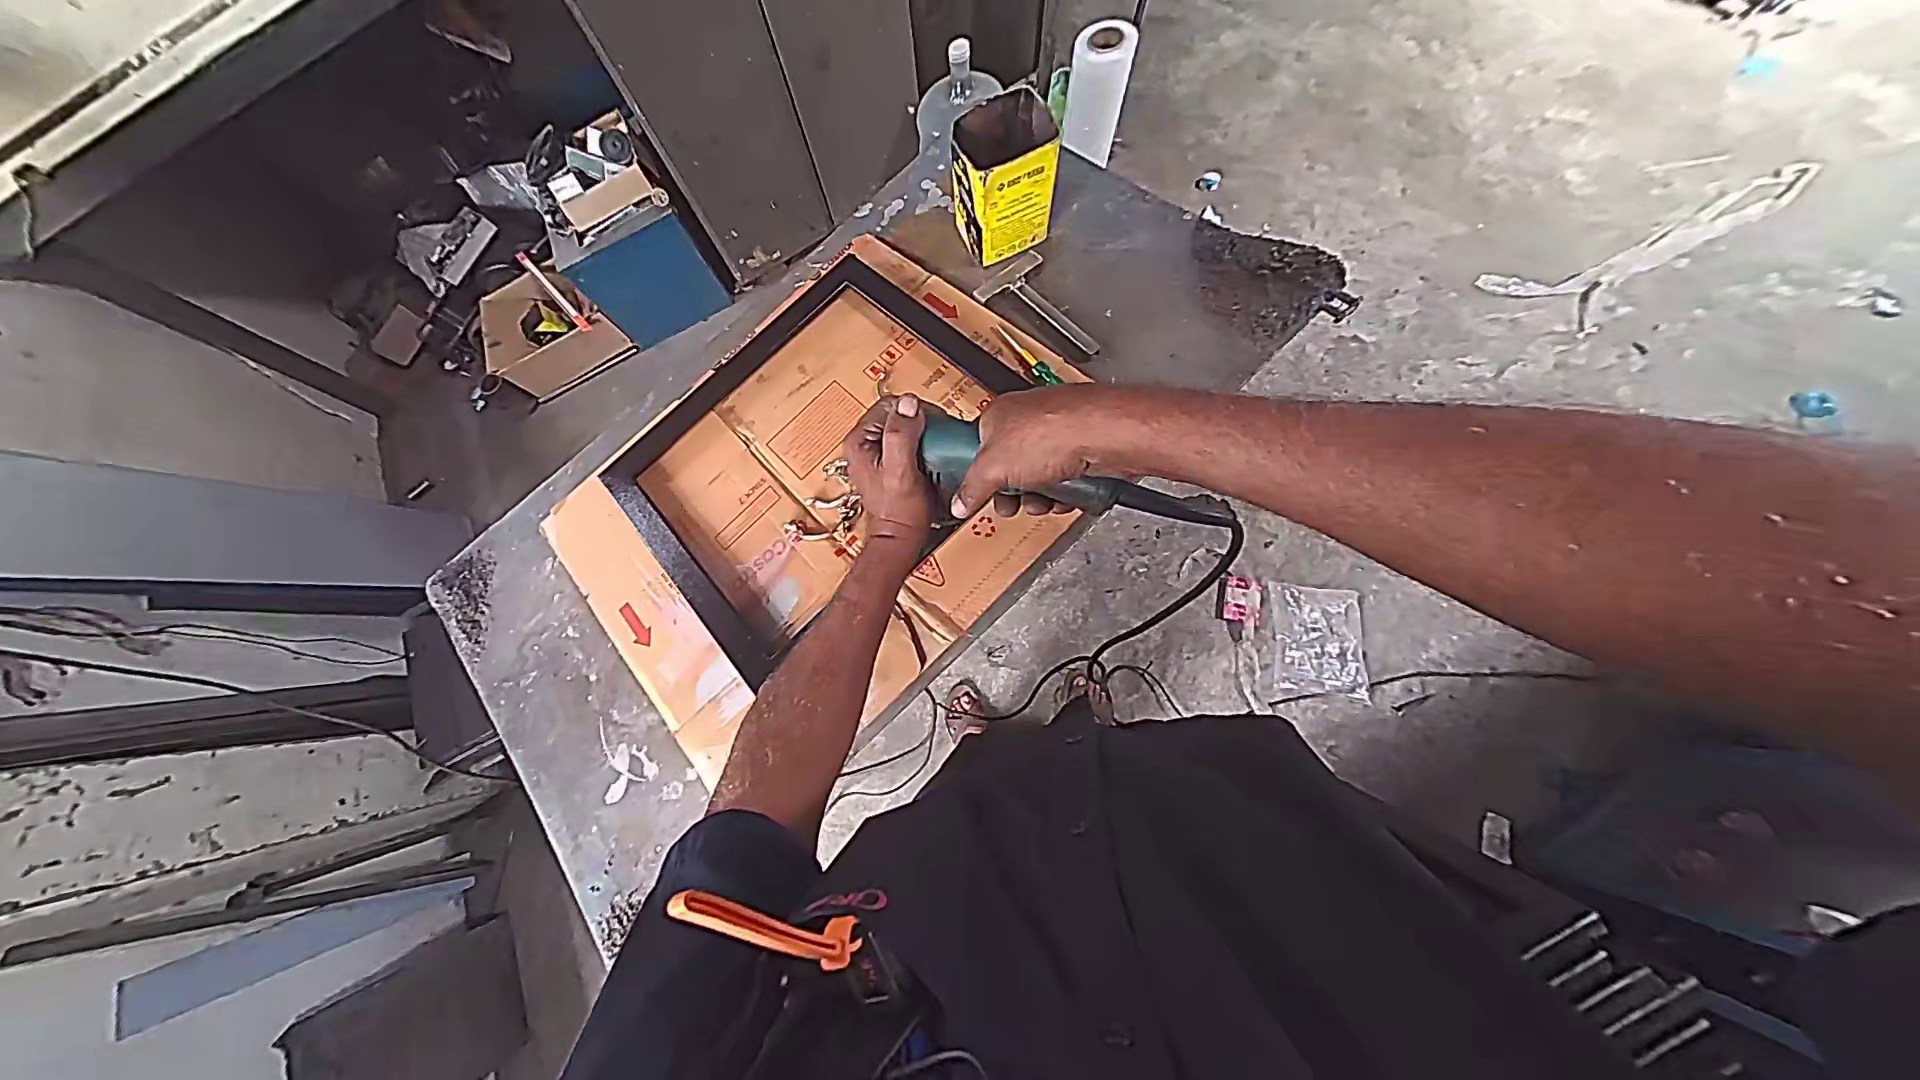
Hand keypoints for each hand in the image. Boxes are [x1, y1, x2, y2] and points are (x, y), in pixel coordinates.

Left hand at [843, 394, 932, 551]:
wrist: (900, 538)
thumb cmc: (897, 512)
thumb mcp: (900, 470)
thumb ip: (900, 435)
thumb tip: (908, 404)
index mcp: (860, 441)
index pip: (889, 405)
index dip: (914, 410)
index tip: (932, 422)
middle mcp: (866, 445)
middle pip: (898, 414)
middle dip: (921, 422)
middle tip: (937, 436)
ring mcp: (879, 455)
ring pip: (906, 427)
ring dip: (924, 434)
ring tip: (936, 447)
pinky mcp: (892, 464)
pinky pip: (910, 443)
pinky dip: (924, 446)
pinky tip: (931, 457)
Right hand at [951, 385, 1133, 518]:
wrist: (1104, 435)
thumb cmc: (1054, 432)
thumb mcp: (993, 469)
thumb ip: (972, 488)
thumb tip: (959, 502)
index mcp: (997, 415)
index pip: (975, 447)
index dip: (976, 474)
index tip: (976, 493)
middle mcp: (1025, 420)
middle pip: (1007, 467)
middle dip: (1010, 493)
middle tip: (1011, 505)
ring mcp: (1054, 435)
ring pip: (1036, 476)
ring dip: (1037, 497)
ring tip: (1042, 502)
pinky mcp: (1078, 450)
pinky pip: (1061, 479)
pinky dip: (1061, 493)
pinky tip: (1063, 497)